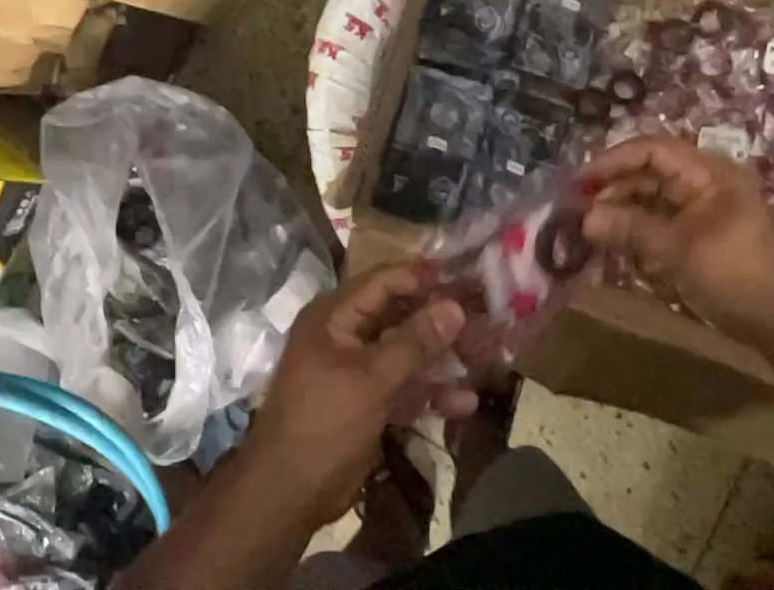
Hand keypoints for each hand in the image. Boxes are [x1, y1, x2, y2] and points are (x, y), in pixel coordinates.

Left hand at [240, 265, 476, 528]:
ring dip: (441, 360)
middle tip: (485, 317)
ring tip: (485, 359)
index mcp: (333, 317)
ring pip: (406, 355)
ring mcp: (357, 371)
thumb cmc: (324, 422)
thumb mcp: (371, 378)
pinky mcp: (367, 403)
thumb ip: (414, 342)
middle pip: (399, 317)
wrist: (288, 495)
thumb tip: (455, 306)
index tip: (467, 279)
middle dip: (440, 322)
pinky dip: (430, 394)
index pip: (383, 282)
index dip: (424, 278)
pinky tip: (465, 403)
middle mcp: (344, 335)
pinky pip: (403, 388)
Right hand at [575, 136, 773, 349]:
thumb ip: (631, 228)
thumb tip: (585, 218)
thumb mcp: (679, 249)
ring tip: (589, 231)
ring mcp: (704, 211)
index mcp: (707, 172)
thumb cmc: (738, 275)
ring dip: (621, 212)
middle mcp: (704, 183)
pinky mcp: (701, 237)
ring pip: (651, 199)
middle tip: (577, 210)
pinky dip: (636, 232)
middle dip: (612, 188)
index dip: (611, 161)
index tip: (577, 182)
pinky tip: (613, 248)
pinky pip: (661, 223)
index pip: (650, 149)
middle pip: (648, 173)